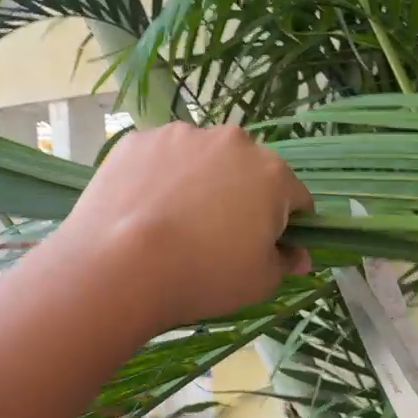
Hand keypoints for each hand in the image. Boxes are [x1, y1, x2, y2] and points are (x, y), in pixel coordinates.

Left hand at [56, 124, 312, 332]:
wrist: (119, 266)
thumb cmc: (204, 276)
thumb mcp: (260, 282)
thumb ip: (285, 261)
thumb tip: (298, 255)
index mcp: (272, 173)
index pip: (295, 197)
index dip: (286, 225)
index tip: (265, 247)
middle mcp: (232, 141)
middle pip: (246, 171)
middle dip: (240, 197)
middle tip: (215, 238)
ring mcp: (181, 136)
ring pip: (201, 160)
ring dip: (198, 182)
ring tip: (171, 224)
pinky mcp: (138, 140)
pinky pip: (159, 159)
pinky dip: (157, 178)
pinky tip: (142, 211)